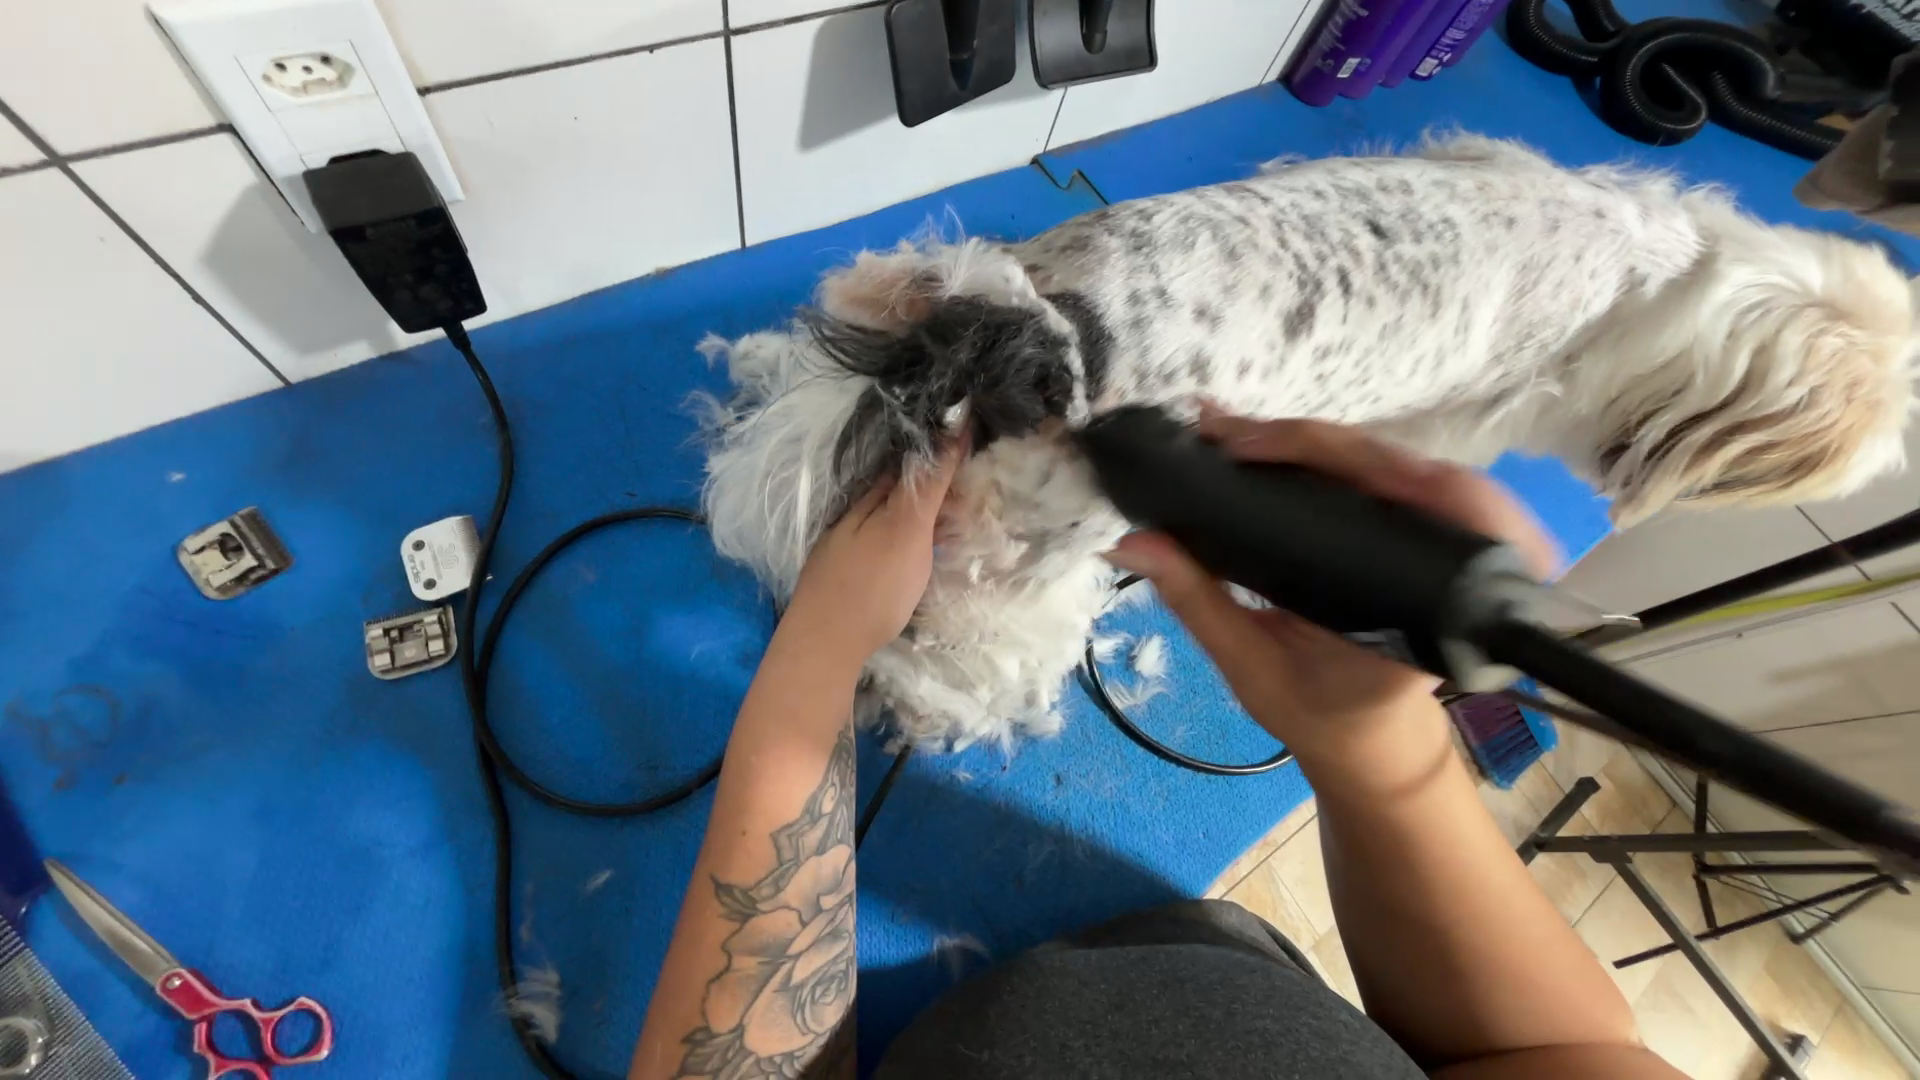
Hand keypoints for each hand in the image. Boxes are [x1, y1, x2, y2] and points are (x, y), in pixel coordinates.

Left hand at [782, 430, 970, 668]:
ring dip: (927, 509)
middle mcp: (858, 510)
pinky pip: (888, 535)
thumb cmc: (872, 587)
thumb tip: (950, 424)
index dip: (944, 446)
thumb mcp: (906, 529)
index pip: (913, 457)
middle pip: (903, 484)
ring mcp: (850, 539)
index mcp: (872, 495)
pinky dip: (913, 533)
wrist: (824, 645)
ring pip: (895, 512)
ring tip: (961, 513)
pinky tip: (925, 545)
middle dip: (938, 478)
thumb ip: (927, 484)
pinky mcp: (850, 566)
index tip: (977, 438)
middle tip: (978, 480)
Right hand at [1104, 413, 1558, 761]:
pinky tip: (1261, 444)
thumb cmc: (1319, 712)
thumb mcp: (1251, 666)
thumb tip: (1127, 542)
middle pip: (1390, 460)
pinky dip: (1315, 454)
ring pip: (1381, 458)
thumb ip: (1195, 602)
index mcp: (1428, 598)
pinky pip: (1370, 474)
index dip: (1330, 455)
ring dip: (1305, 440)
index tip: (1243, 450)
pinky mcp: (1409, 529)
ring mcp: (1437, 536)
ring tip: (1228, 433)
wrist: (1370, 735)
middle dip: (1300, 439)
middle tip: (1216, 432)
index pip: (1408, 491)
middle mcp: (1451, 555)